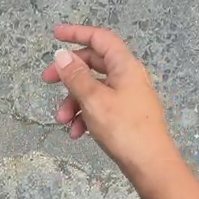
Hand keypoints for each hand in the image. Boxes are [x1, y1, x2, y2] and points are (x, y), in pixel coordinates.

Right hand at [42, 24, 198, 198]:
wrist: (151, 166)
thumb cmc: (124, 129)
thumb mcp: (93, 100)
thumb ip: (75, 76)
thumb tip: (61, 55)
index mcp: (125, 67)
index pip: (100, 39)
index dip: (77, 33)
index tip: (55, 34)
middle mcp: (128, 77)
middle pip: (94, 64)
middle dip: (68, 74)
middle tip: (46, 80)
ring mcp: (128, 97)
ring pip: (93, 88)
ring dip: (73, 101)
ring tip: (62, 120)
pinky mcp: (126, 116)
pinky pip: (100, 106)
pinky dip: (85, 115)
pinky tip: (76, 133)